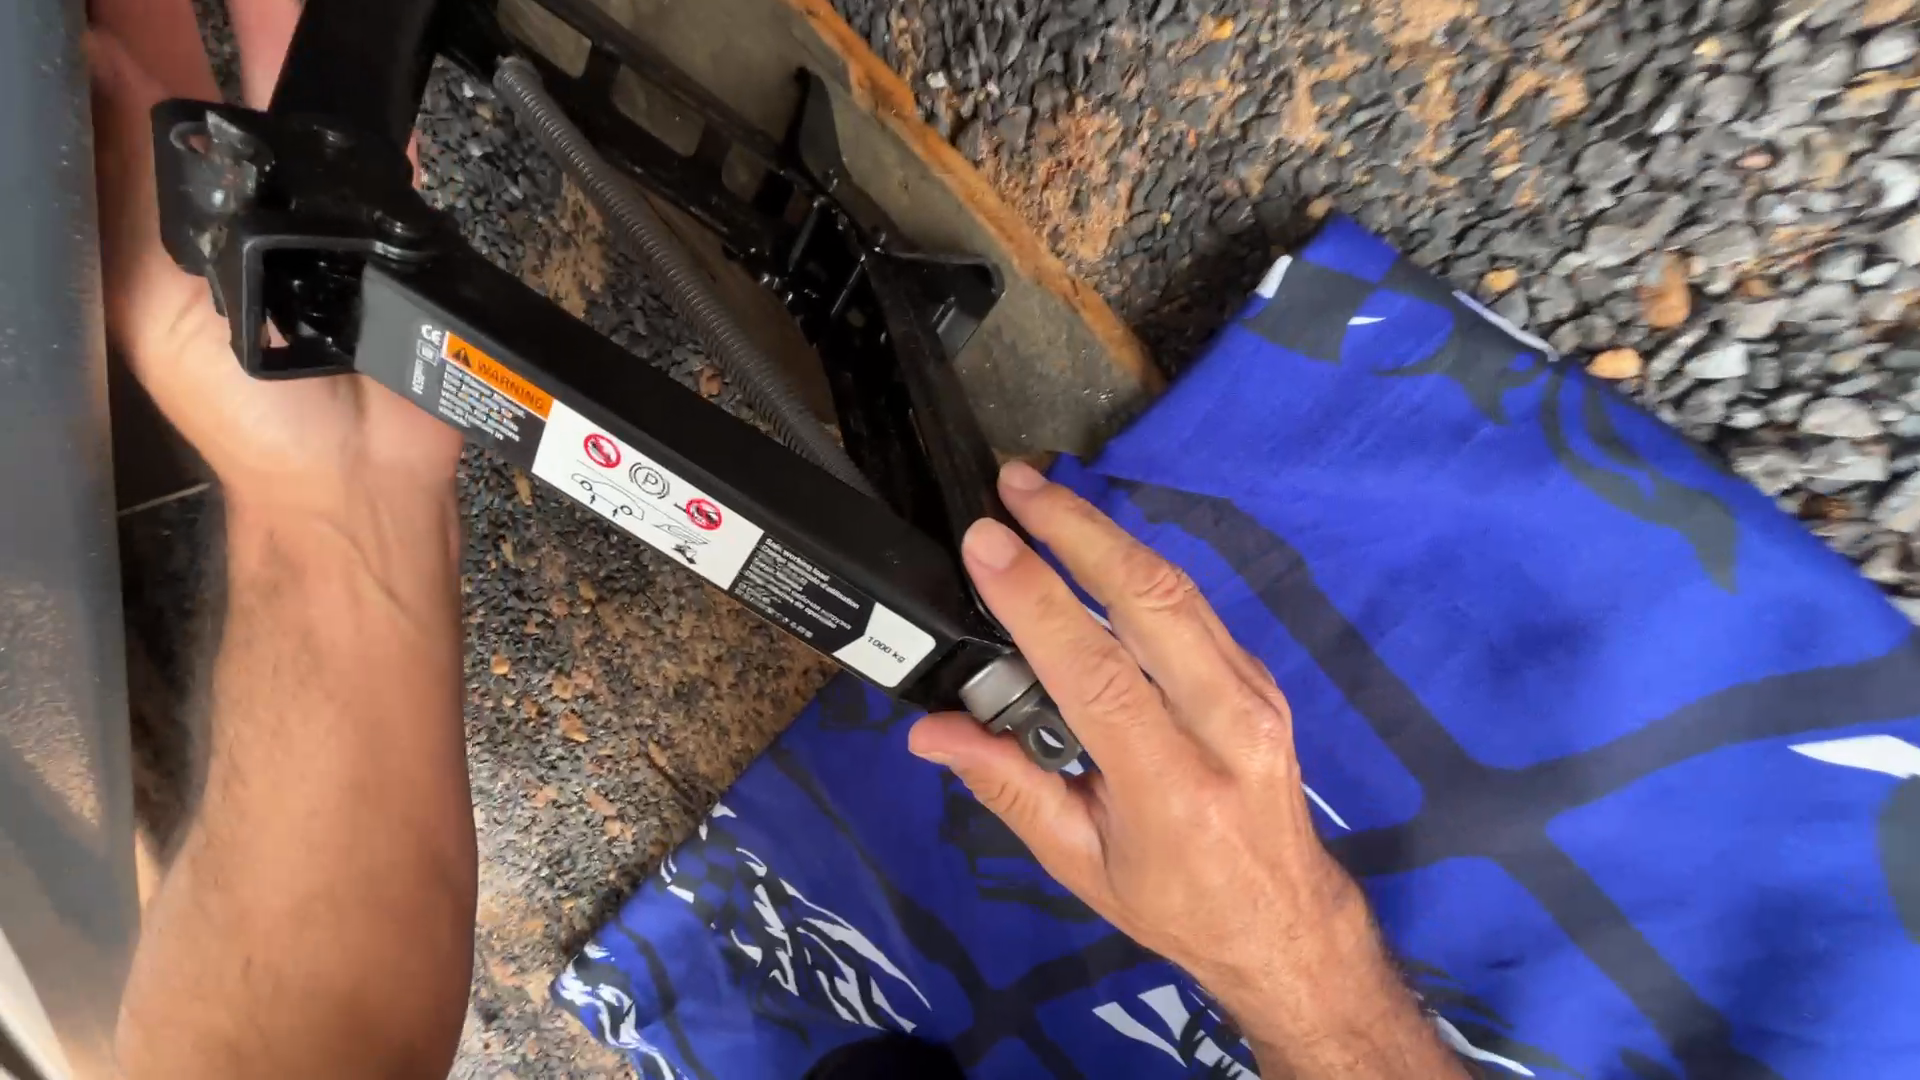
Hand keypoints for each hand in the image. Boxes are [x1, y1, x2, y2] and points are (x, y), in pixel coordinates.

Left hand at [89, 0, 460, 520]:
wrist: (365, 468)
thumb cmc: (248, 409)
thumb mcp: (146, 297)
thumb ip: (132, 192)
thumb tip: (99, 65)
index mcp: (171, 211)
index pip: (143, 97)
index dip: (139, 30)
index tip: (148, 0)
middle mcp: (256, 210)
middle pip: (237, 96)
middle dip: (236, 30)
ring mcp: (335, 229)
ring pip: (319, 133)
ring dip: (313, 72)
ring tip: (307, 14)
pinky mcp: (401, 253)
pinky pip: (396, 185)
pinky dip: (391, 144)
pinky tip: (383, 108)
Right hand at [911, 462, 1463, 1076]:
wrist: (1288, 923)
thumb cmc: (1175, 903)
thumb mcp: (1078, 861)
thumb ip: (1007, 785)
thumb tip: (929, 730)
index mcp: (1172, 785)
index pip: (1098, 674)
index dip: (1038, 602)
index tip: (986, 542)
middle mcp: (1225, 722)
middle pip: (1150, 601)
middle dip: (1076, 529)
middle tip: (1014, 483)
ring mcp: (1253, 689)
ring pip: (1173, 586)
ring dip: (1103, 530)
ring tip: (1041, 493)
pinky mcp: (1258, 673)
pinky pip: (1188, 601)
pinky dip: (1132, 559)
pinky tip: (1089, 536)